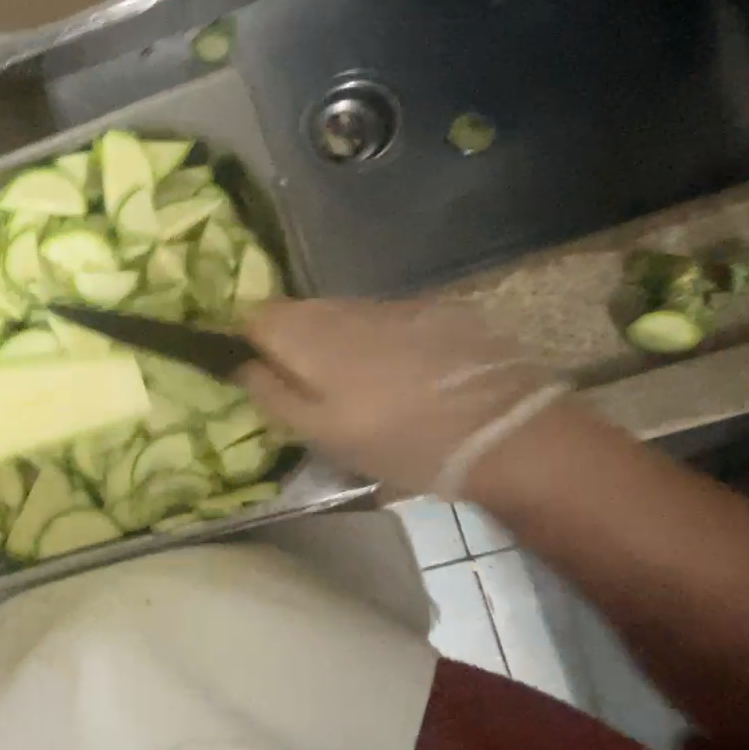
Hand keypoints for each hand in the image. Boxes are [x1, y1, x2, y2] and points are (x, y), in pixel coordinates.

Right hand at [239, 298, 571, 496]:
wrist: (505, 433)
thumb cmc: (397, 443)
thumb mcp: (320, 434)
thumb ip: (272, 394)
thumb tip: (243, 365)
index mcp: (310, 339)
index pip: (256, 317)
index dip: (246, 338)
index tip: (250, 365)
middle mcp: (346, 310)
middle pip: (298, 310)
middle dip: (287, 337)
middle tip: (295, 380)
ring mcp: (394, 307)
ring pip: (340, 312)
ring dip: (330, 336)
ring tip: (343, 378)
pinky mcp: (436, 311)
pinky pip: (383, 317)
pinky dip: (372, 337)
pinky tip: (391, 370)